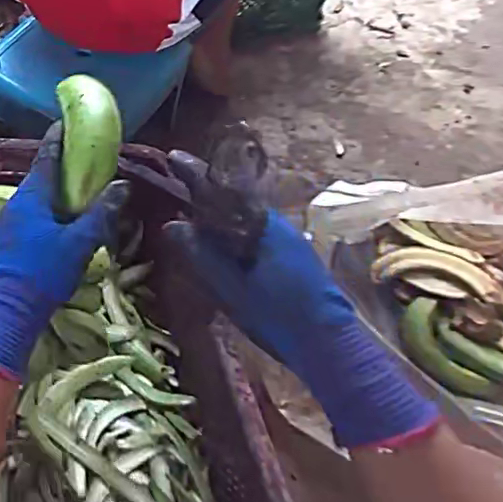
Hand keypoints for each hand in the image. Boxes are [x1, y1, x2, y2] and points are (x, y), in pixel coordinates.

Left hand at [0, 124, 129, 381]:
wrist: (11, 307)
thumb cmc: (45, 271)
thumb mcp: (80, 242)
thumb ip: (101, 213)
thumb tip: (122, 186)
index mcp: (32, 195)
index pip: (46, 157)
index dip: (58, 138)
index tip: (67, 123)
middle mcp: (16, 202)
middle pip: (41, 176)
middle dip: (61, 166)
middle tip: (83, 160)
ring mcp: (9, 220)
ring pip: (36, 196)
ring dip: (56, 190)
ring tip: (78, 191)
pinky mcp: (9, 238)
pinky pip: (31, 213)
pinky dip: (48, 208)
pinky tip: (61, 221)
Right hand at [162, 151, 438, 448]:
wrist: (330, 345)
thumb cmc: (278, 315)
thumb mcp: (231, 286)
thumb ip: (202, 254)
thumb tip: (172, 225)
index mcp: (261, 227)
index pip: (222, 192)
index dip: (196, 175)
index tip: (175, 157)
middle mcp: (276, 226)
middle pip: (234, 199)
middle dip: (207, 188)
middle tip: (181, 176)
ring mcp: (287, 240)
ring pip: (244, 215)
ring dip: (219, 208)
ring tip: (194, 205)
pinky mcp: (291, 255)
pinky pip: (253, 228)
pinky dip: (232, 225)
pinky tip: (220, 235)